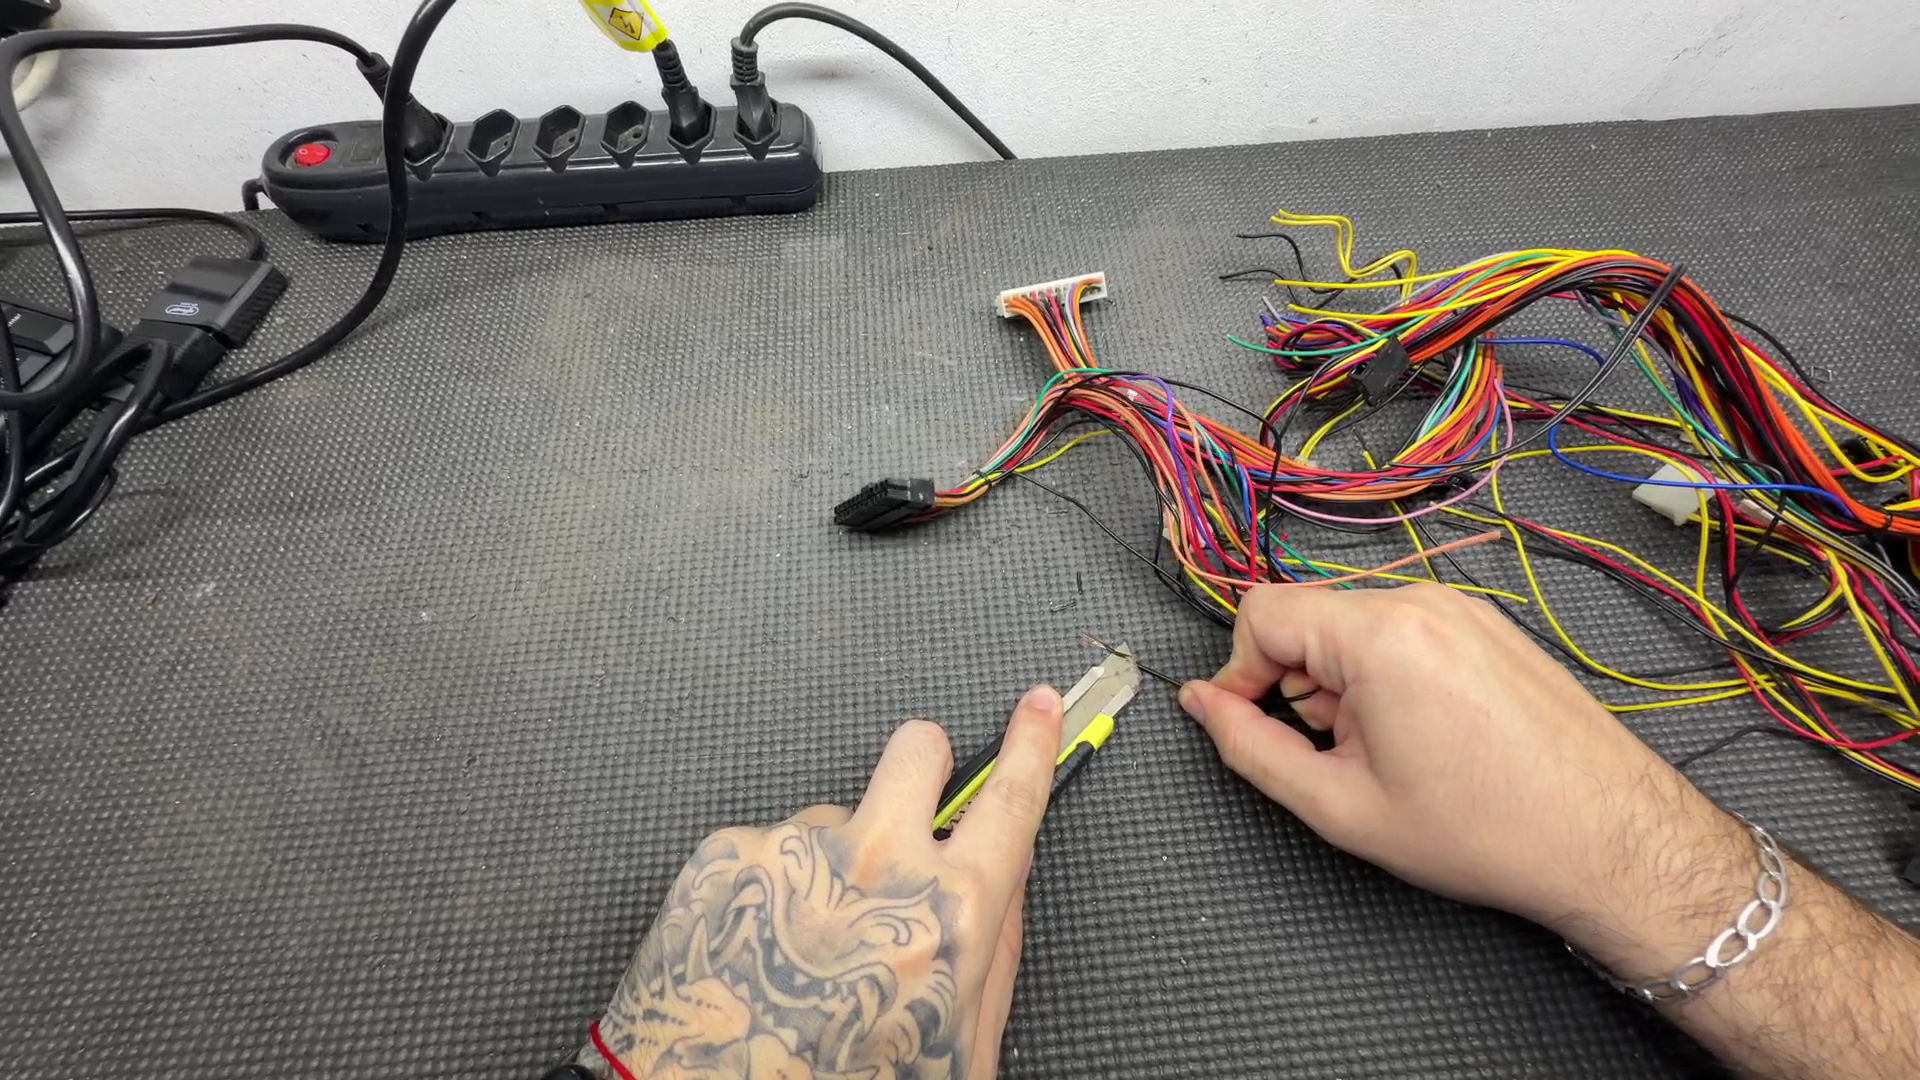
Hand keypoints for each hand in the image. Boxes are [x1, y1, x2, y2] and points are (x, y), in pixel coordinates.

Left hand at [579, 686, 1064, 1079]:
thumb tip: (1012, 872)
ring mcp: (797, 848)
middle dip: (927, 760)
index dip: (1032, 742)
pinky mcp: (729, 851)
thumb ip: (994, 952)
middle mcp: (875, 864)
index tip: (1038, 706)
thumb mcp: (956, 1052)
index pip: (1010, 800)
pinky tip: (760, 944)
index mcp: (945, 916)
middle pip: (919, 748)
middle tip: (910, 803)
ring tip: (804, 941)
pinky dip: (775, 884)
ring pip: (836, 814)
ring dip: (833, 859)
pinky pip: (773, 844)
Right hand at [1176, 582, 1737, 935]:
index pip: (1260, 613)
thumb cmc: (1482, 832)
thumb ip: (1245, 745)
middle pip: (1301, 615)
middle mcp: (1418, 601)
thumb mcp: (1336, 803)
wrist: (1621, 848)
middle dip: (1293, 678)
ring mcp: (1456, 605)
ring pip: (1342, 621)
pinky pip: (1389, 625)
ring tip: (1379, 739)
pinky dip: (1374, 668)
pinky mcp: (1479, 620)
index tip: (1251, 719)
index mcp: (1380, 635)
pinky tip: (1413, 723)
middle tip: (1332, 743)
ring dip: (1334, 676)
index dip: (1238, 670)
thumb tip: (1199, 700)